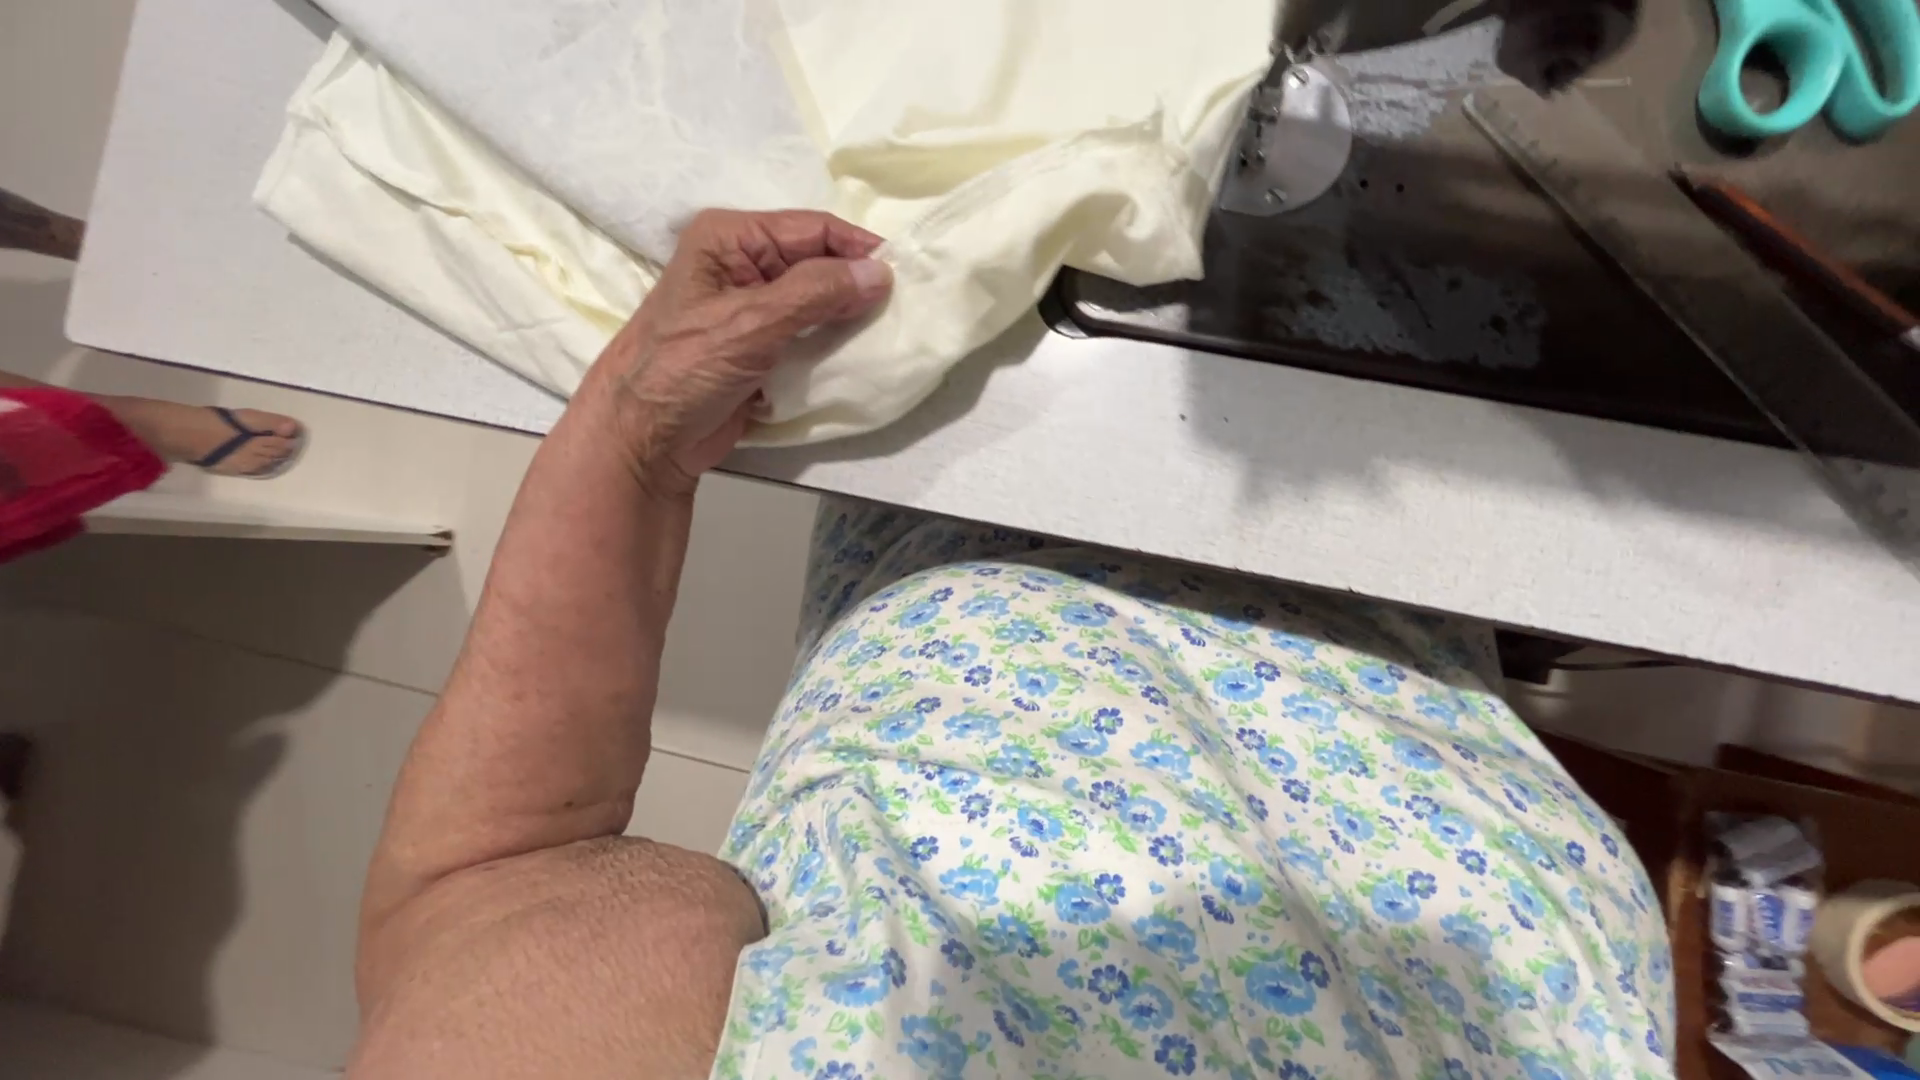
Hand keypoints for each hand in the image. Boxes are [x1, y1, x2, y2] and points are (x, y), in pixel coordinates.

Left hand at [586, 209, 891, 497]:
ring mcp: (753, 310)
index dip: (857, 248)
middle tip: (900, 308)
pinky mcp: (761, 349)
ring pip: (817, 303)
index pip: (812, 229)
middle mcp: (744, 266)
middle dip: (856, 284)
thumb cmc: (684, 369)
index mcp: (731, 239)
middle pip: (817, 263)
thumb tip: (879, 273)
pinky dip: (833, 346)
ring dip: (848, 318)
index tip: (903, 274)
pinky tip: (859, 356)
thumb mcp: (752, 322)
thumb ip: (816, 293)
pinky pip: (808, 337)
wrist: (646, 438)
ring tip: (886, 333)